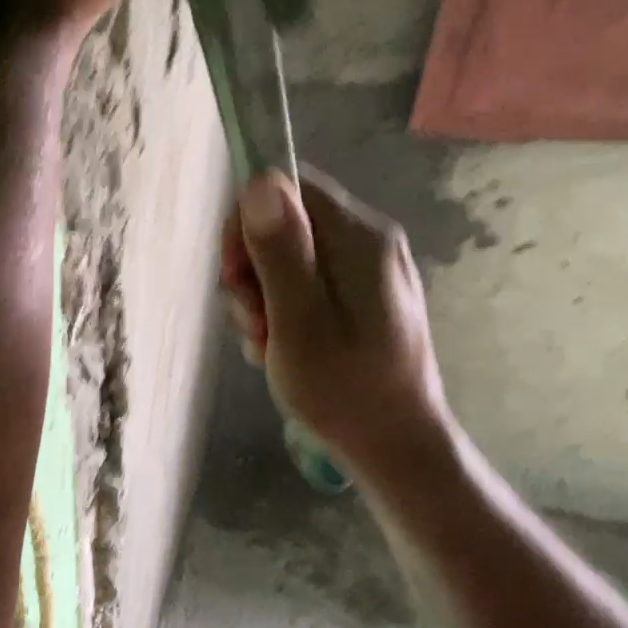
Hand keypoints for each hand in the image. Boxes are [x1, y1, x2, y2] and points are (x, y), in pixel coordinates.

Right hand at [220, 168, 453, 477]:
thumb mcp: (297, 322)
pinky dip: (282, 314)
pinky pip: (307, 286)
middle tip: (250, 323)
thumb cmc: (343, 389)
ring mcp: (369, 274)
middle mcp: (370, 243)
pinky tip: (279, 350)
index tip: (232, 277)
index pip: (288, 187)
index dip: (246, 223)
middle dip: (251, 270)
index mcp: (360, 239)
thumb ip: (279, 252)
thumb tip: (258, 181)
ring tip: (264, 345)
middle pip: (286, 224)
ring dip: (261, 299)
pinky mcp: (364, 302)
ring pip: (290, 259)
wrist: (395, 446)